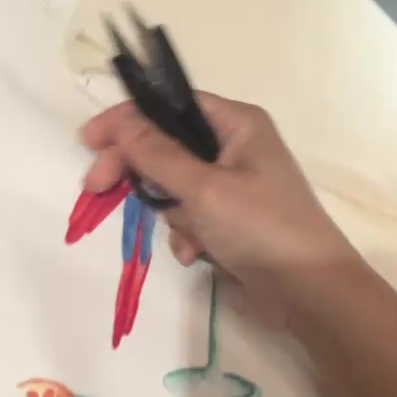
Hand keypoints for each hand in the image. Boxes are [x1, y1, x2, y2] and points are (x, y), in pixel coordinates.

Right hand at [81, 94, 360, 304]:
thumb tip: (120, 123)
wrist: (307, 291)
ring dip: (172, 214)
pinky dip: (186, 235)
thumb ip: (157, 155)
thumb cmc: (262, 228)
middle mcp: (234, 147)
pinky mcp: (228, 220)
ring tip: (190, 233)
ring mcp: (231, 185)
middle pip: (165, 146)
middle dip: (139, 173)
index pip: (170, 105)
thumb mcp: (204, 189)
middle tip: (97, 188)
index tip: (88, 141)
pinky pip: (188, 217)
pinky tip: (198, 253)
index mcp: (237, 123)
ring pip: (173, 187)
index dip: (127, 119)